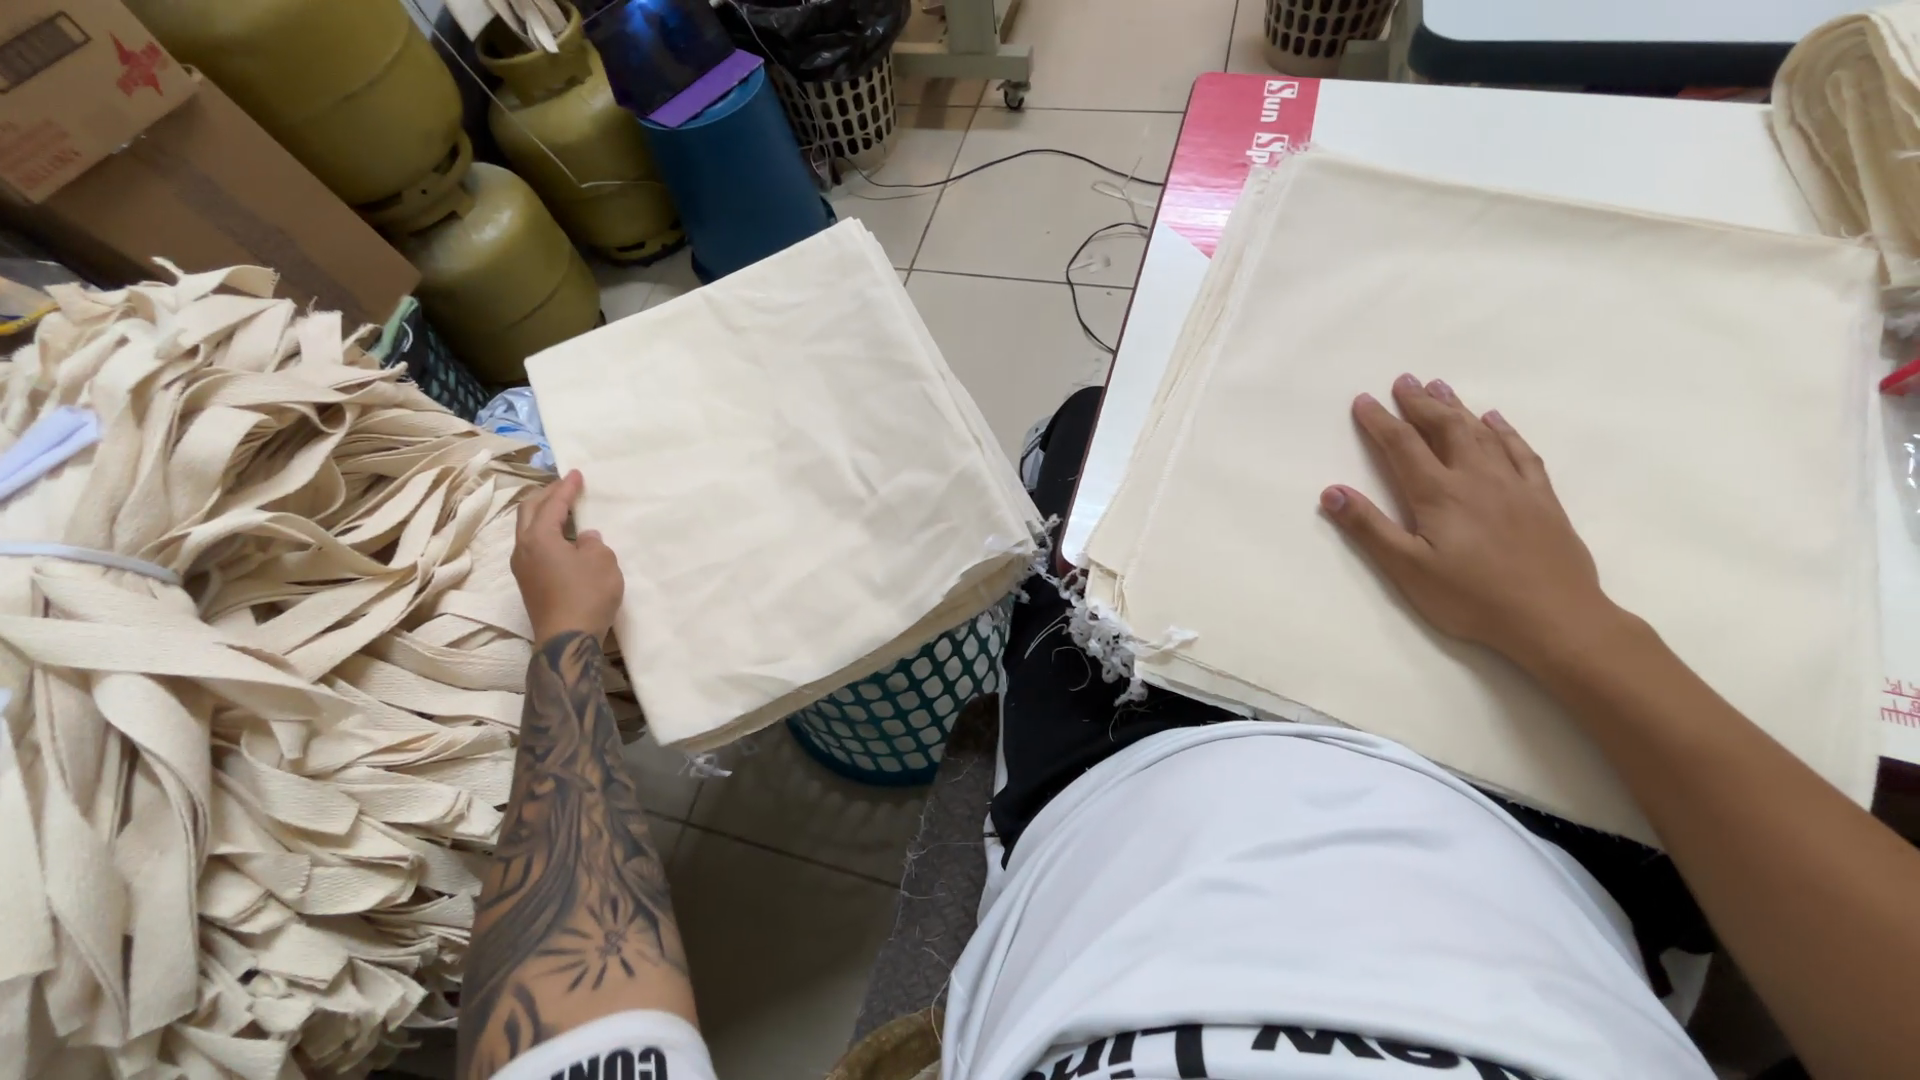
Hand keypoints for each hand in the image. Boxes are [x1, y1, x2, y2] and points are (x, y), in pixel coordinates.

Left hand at [512, 471, 623, 644]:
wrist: (567, 639)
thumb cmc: (586, 595)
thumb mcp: (602, 561)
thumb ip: (593, 543)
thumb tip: (583, 539)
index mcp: (539, 537)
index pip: (553, 504)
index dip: (566, 488)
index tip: (577, 474)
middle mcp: (523, 548)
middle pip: (529, 511)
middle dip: (546, 495)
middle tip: (565, 486)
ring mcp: (522, 567)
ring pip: (528, 530)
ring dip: (544, 515)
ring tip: (563, 510)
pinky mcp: (529, 583)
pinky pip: (534, 547)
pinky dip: (546, 534)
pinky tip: (564, 539)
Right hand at [1319, 374, 1623, 668]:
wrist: (1554, 618)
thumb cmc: (1472, 598)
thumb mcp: (1407, 569)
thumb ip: (1369, 528)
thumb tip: (1331, 491)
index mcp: (1439, 494)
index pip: (1403, 446)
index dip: (1381, 421)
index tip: (1364, 401)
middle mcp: (1476, 478)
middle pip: (1445, 429)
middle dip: (1420, 403)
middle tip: (1404, 380)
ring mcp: (1513, 486)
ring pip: (1481, 433)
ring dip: (1457, 408)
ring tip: (1440, 387)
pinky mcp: (1542, 499)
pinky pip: (1520, 453)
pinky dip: (1504, 431)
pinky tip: (1495, 420)